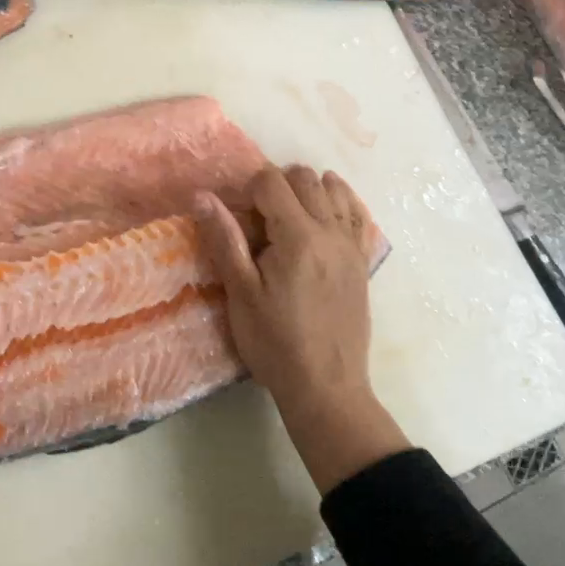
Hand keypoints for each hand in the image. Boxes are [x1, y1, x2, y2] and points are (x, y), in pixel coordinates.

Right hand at [194, 164, 408, 491]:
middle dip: (277, 186)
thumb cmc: (274, 342)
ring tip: (286, 220)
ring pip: (334, 190)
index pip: (272, 181)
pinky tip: (322, 220)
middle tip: (257, 220)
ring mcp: (352, 246)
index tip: (238, 219)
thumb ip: (223, 239)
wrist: (325, 387)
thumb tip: (201, 195)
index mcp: (298, 236)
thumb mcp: (240, 292)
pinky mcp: (362, 262)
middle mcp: (331, 232)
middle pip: (305, 178)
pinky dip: (339, 205)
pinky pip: (357, 215)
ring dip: (308, 191)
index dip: (248, 190)